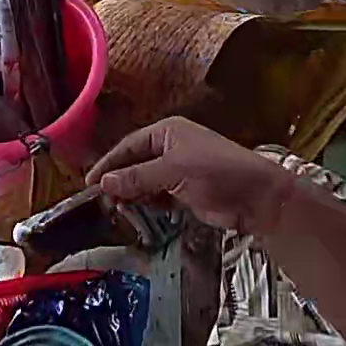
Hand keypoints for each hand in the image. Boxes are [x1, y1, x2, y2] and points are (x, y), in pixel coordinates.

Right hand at [88, 117, 296, 233]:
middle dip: (120, 180)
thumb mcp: (173, 171)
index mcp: (167, 132)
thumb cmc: (215, 172)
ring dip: (133, 194)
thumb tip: (104, 182)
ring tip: (118, 210)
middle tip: (103, 201)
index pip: (130, 145)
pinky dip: (148, 203)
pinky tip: (138, 213)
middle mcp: (170, 147)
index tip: (89, 182)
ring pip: (146, 181)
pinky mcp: (185, 191)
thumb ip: (138, 178)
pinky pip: (158, 195)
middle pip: (136, 163)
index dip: (109, 163)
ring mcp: (178, 169)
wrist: (256, 197)